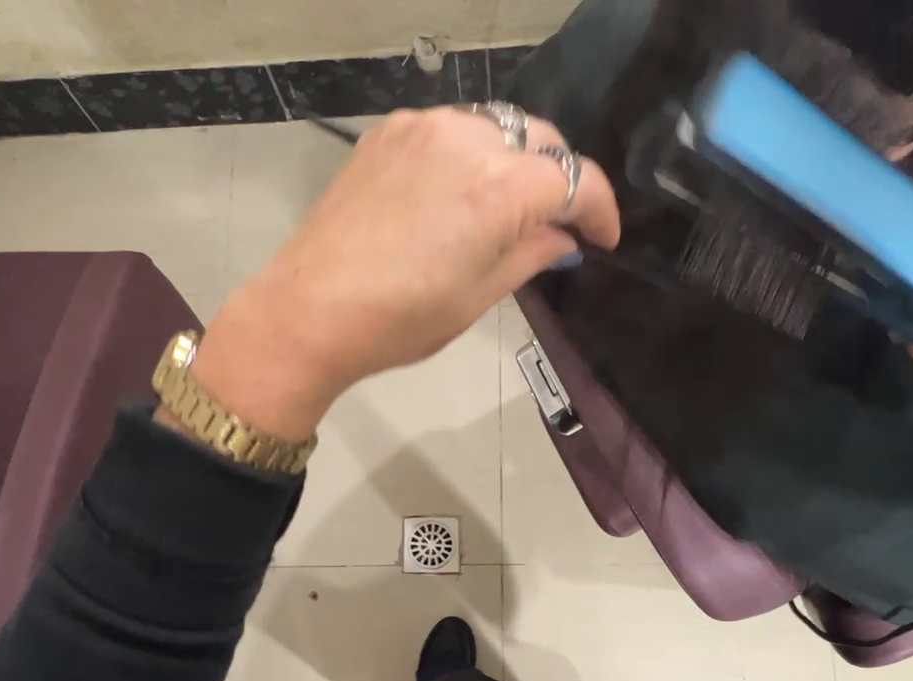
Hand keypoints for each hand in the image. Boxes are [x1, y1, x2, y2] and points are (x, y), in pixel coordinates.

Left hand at [187, 106, 620, 438]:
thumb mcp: (478, 297)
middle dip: (559, 180)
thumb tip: (562, 238)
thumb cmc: (399, 320)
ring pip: (496, 129)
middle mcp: (467, 141)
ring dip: (515, 162)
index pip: (576, 179)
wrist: (310, 310)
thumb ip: (531, 255)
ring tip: (507, 208)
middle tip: (557, 224)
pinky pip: (451, 132)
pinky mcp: (389, 132)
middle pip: (540, 141)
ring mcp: (423, 129)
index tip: (602, 239)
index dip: (599, 210)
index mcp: (498, 189)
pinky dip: (471, 156)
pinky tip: (458, 194)